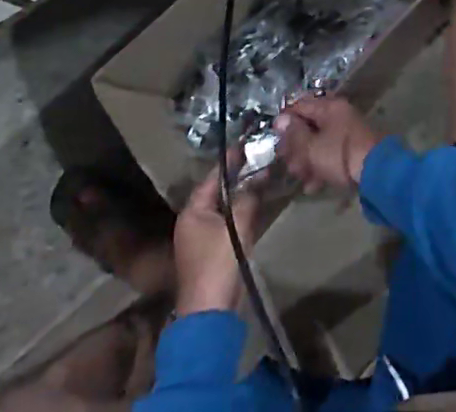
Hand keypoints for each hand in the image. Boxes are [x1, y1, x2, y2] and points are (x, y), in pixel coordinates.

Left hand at [171, 157, 260, 316]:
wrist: (210, 313)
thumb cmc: (219, 264)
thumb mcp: (237, 226)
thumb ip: (248, 198)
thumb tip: (260, 174)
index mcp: (192, 211)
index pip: (213, 176)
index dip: (231, 160)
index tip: (249, 143)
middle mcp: (193, 220)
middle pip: (218, 191)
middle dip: (239, 176)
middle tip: (260, 158)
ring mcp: (201, 238)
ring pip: (224, 207)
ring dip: (241, 194)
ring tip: (263, 177)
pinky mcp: (212, 251)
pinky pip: (227, 222)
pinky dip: (241, 212)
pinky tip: (257, 206)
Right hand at [276, 96, 380, 192]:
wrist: (377, 173)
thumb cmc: (340, 156)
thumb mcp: (311, 147)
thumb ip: (294, 134)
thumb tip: (281, 120)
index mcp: (329, 107)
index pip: (300, 106)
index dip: (285, 121)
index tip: (275, 139)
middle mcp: (339, 115)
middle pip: (310, 125)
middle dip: (295, 146)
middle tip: (287, 163)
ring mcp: (348, 132)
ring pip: (320, 142)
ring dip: (307, 159)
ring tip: (300, 177)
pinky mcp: (355, 150)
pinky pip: (332, 154)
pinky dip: (321, 166)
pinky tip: (313, 185)